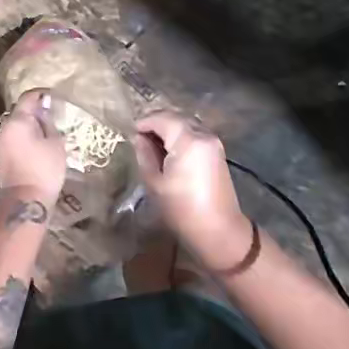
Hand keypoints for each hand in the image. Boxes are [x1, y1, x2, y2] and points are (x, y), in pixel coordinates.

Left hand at [0, 88, 66, 201]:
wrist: (25, 200)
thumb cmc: (44, 169)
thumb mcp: (55, 143)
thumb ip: (49, 123)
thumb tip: (44, 112)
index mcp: (17, 120)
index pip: (29, 97)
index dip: (43, 95)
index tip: (55, 98)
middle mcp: (4, 127)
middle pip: (19, 110)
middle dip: (35, 111)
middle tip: (53, 116)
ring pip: (15, 125)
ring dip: (29, 125)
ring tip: (46, 132)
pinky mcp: (0, 156)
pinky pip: (13, 138)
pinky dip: (24, 136)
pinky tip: (36, 145)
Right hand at [132, 111, 248, 263]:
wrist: (218, 231)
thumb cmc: (181, 209)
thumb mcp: (155, 182)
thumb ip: (145, 154)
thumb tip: (140, 138)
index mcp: (188, 139)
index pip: (162, 118)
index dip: (143, 122)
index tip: (129, 132)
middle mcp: (204, 134)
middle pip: (176, 117)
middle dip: (156, 122)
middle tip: (138, 137)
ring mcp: (214, 142)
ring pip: (187, 124)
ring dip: (169, 128)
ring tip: (152, 145)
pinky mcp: (218, 152)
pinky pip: (195, 134)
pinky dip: (180, 136)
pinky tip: (169, 151)